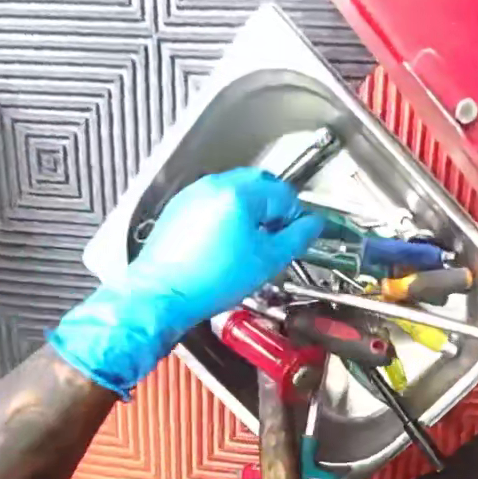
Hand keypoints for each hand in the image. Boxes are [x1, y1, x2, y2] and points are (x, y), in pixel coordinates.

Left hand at [127, 168, 320, 326]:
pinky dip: (230, 215)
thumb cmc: (209, 280)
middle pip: (260, 184)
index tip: (299, 234)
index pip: (283, 193)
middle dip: (275, 208)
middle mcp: (213, 185)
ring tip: (255, 243)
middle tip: (280, 235)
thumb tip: (313, 225)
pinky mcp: (180, 207)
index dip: (296, 216)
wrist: (163, 294)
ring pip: (237, 192)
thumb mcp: (267, 261)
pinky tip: (230, 245)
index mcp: (238, 194)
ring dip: (253, 211)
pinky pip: (215, 202)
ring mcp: (194, 194)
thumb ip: (297, 238)